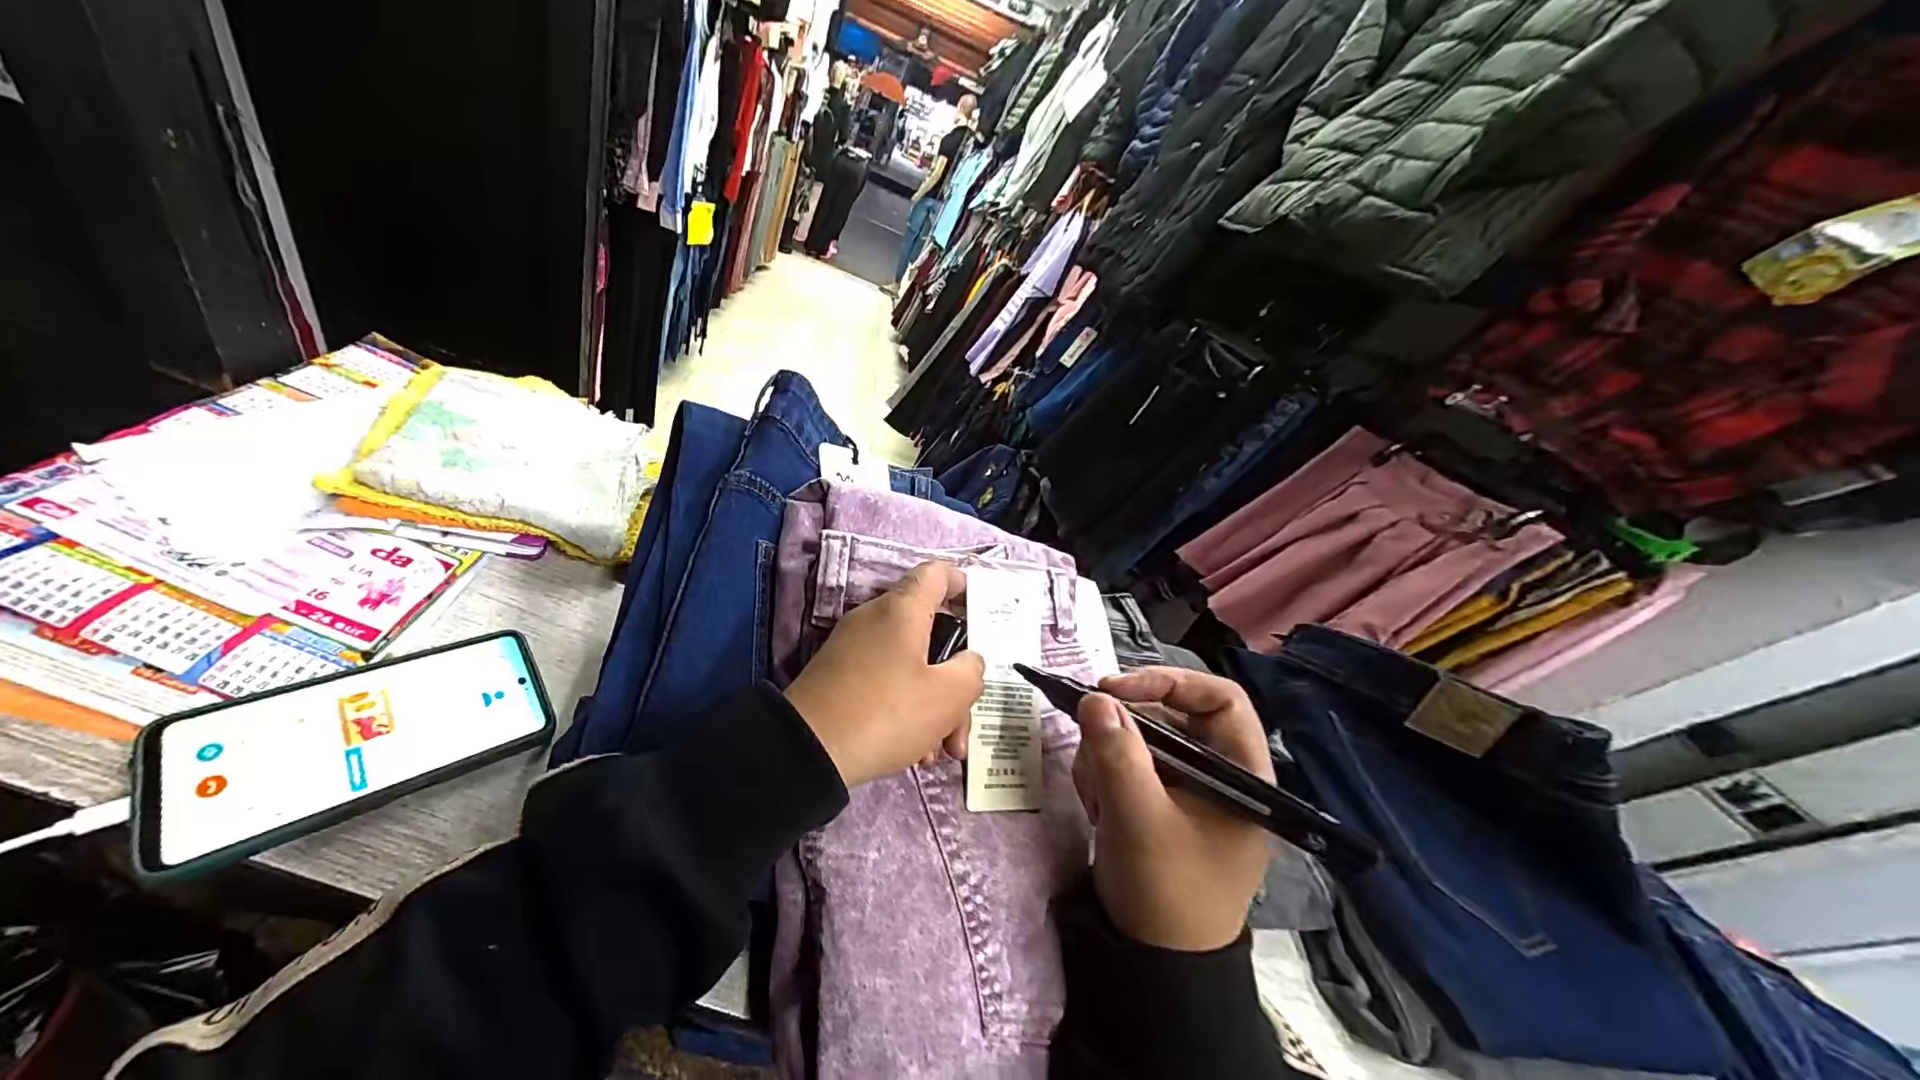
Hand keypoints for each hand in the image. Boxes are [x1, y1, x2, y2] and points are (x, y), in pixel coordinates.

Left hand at [785, 561, 984, 786]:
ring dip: (934, 703)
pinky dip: (906, 708)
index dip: (964, 584)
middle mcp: (875, 619)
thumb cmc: (885, 713)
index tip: (981, 611)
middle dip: (955, 677)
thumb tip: (968, 661)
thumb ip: (971, 672)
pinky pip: (885, 682)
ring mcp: (853, 649)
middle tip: (964, 718)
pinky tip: (915, 751)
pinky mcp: (839, 678)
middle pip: (930, 632)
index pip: (937, 573)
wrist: (805, 752)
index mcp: (901, 610)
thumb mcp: (946, 697)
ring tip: (941, 750)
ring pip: (911, 665)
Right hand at [1070, 667, 1272, 950]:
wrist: (1152, 964)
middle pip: (1167, 714)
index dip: (1168, 681)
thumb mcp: (1138, 819)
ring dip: (1107, 758)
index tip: (1112, 690)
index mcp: (1241, 773)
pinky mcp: (1156, 799)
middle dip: (1123, 732)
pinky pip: (1124, 761)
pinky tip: (1098, 809)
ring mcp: (1184, 786)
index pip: (1218, 698)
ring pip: (1138, 736)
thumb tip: (1093, 698)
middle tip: (1092, 754)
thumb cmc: (1165, 893)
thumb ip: (1116, 754)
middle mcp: (1216, 771)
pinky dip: (1103, 776)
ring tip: (1098, 800)